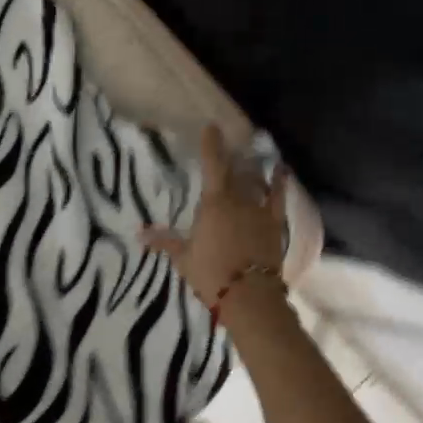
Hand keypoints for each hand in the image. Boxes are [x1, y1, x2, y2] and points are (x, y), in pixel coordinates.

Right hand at [140, 124, 289, 307]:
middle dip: (233, 157)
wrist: (249, 296)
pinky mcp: (275, 226)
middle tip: (233, 142)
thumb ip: (165, 242)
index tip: (212, 127)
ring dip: (253, 169)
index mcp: (214, 204)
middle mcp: (239, 201)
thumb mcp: (183, 258)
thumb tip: (140, 233)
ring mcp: (260, 212)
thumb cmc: (210, 273)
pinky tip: (282, 172)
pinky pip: (278, 199)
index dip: (211, 145)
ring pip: (257, 182)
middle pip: (237, 171)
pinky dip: (280, 184)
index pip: (212, 166)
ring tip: (252, 157)